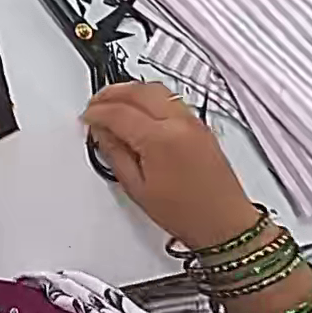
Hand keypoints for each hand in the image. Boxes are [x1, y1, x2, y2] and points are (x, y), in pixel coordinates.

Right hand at [81, 81, 261, 249]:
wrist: (224, 224)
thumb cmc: (187, 213)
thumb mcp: (137, 188)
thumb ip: (115, 154)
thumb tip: (102, 133)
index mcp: (160, 139)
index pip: (119, 112)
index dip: (97, 113)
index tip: (87, 118)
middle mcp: (178, 123)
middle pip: (138, 91)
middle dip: (111, 94)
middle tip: (95, 104)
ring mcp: (192, 121)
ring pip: (155, 89)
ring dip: (130, 90)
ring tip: (113, 102)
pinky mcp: (201, 125)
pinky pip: (170, 97)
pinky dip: (149, 95)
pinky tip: (138, 106)